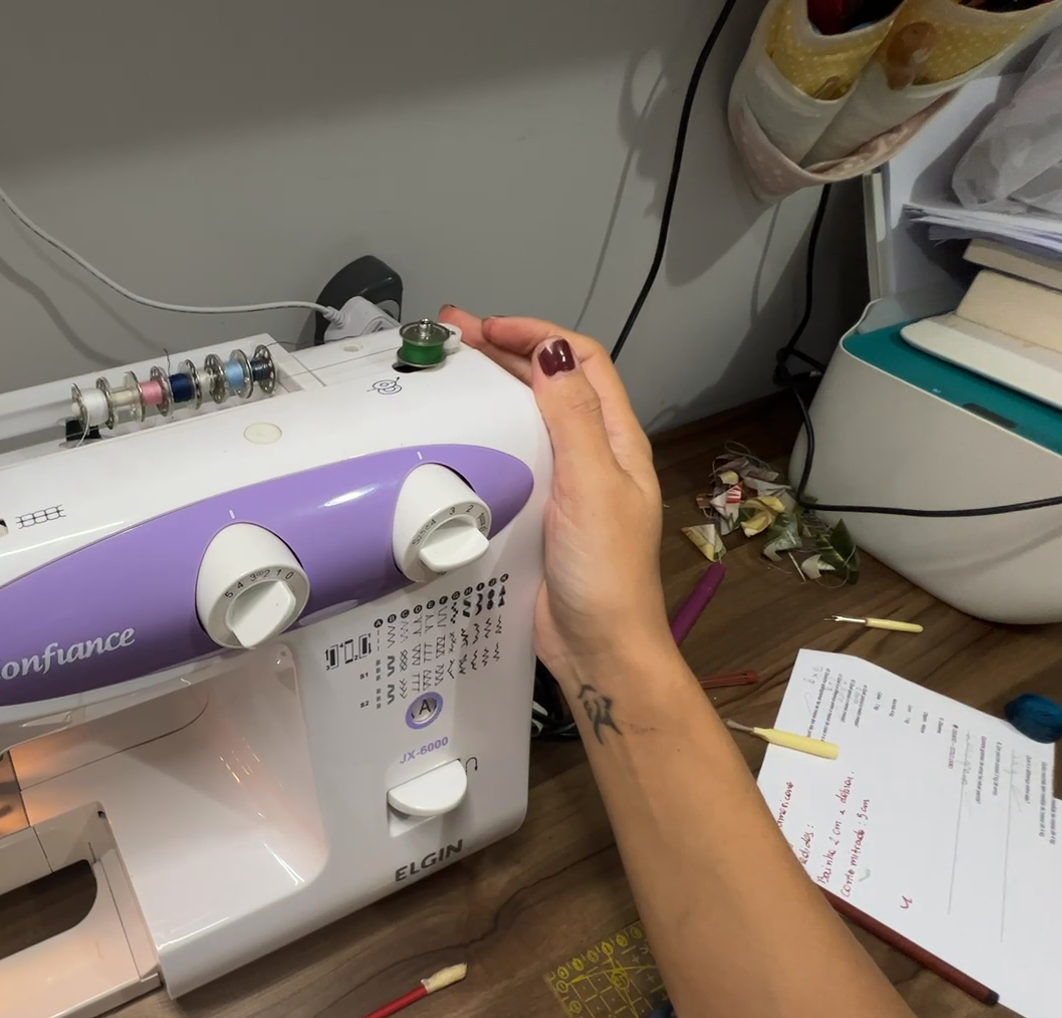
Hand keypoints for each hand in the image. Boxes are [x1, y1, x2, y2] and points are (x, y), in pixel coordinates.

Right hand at [437, 306, 670, 676]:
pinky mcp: (535, 509)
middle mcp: (590, 453)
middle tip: (452, 337)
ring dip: (492, 389)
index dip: (537, 334)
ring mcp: (562, 482)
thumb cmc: (602, 569)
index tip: (487, 328)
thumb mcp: (592, 487)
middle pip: (551, 383)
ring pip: (527, 418)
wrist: (595, 644)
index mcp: (614, 439)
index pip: (581, 362)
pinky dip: (484, 433)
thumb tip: (554, 351)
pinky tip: (456, 434)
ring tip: (447, 375)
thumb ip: (575, 420)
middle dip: (506, 351)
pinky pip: (510, 457)